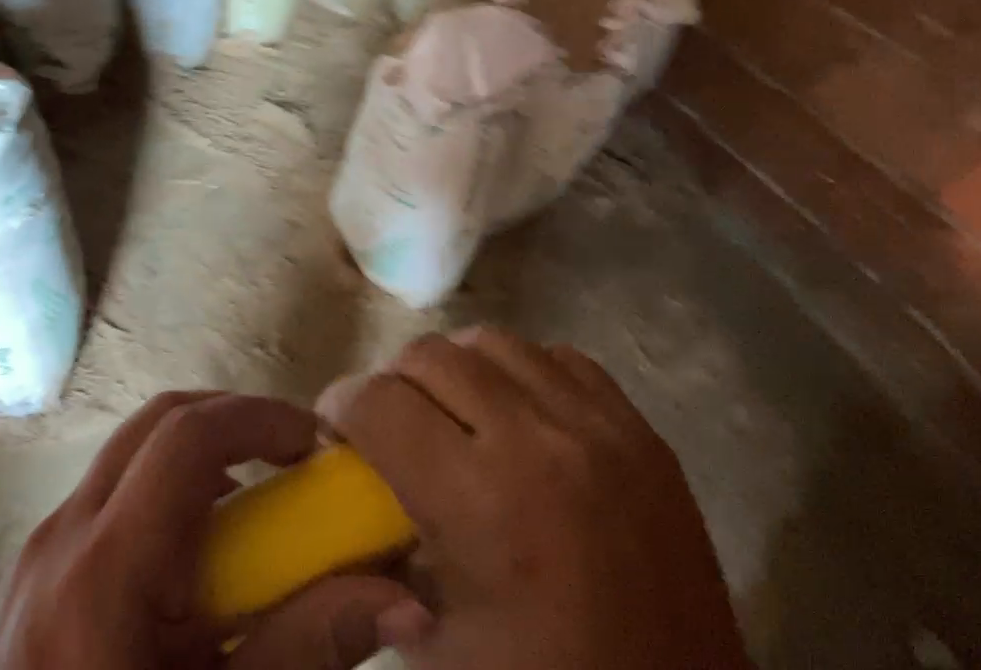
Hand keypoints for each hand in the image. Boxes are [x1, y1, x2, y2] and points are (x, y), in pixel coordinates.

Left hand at [0, 390, 427, 669]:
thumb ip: (307, 648)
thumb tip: (408, 600)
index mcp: (107, 568)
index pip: (185, 438)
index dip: (259, 419)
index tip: (317, 446)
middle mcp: (64, 533)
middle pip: (155, 423)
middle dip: (234, 423)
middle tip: (297, 462)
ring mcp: (41, 547)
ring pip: (130, 456)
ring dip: (199, 458)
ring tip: (256, 511)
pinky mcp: (35, 569)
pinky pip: (109, 498)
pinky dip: (165, 497)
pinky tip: (197, 564)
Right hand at [319, 327, 749, 669]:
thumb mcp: (432, 637)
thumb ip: (380, 551)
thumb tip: (355, 489)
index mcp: (480, 501)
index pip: (378, 402)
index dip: (341, 408)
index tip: (338, 430)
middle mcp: (538, 442)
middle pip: (430, 356)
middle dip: (392, 384)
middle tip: (391, 426)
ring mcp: (599, 427)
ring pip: (491, 342)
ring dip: (454, 371)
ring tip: (454, 415)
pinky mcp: (642, 430)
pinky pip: (558, 359)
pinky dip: (520, 375)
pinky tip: (518, 419)